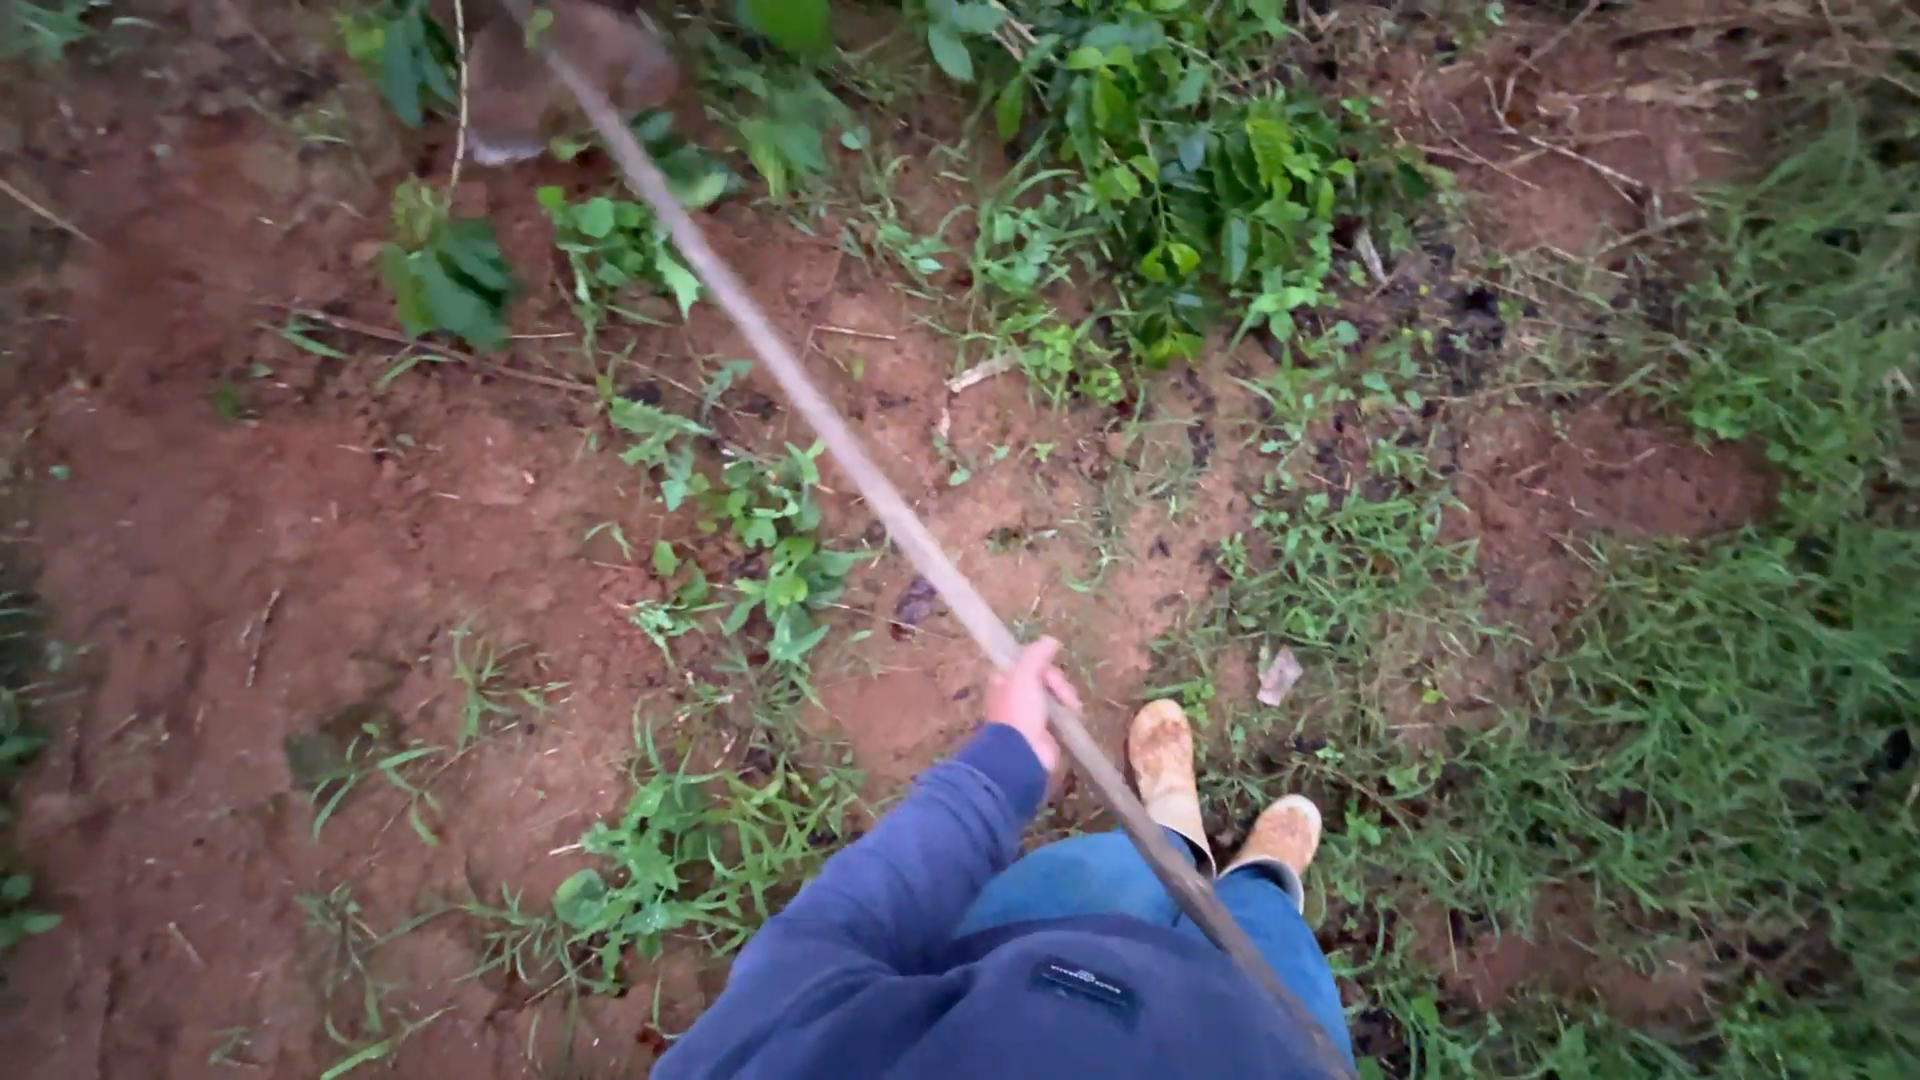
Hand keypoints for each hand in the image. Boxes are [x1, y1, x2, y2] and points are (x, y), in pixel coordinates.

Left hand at [986, 638, 1078, 773]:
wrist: (1022, 752)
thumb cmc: (1019, 709)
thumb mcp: (1024, 674)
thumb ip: (1037, 654)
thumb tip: (1051, 639)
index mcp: (1004, 681)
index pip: (1027, 664)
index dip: (1042, 664)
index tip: (1052, 667)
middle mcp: (1015, 696)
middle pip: (1043, 679)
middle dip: (1058, 683)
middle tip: (1064, 694)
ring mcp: (1030, 715)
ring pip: (1054, 696)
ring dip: (1066, 697)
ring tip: (1073, 707)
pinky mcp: (1044, 732)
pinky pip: (1060, 716)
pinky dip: (1068, 714)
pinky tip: (1075, 716)